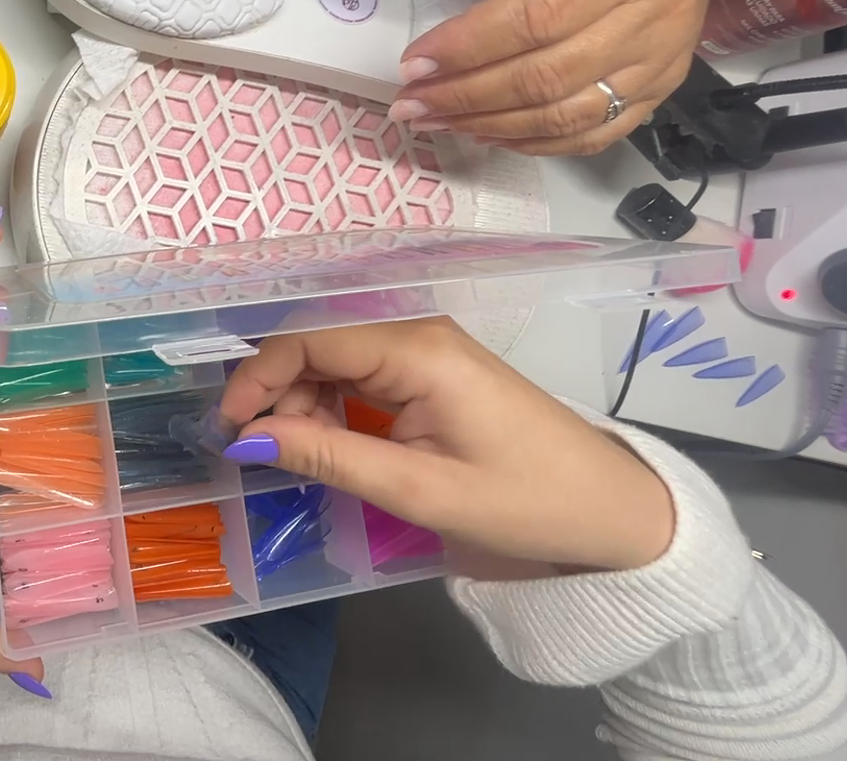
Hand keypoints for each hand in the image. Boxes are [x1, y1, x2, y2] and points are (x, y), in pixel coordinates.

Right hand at [217, 317, 673, 572]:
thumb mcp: (418, 490)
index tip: (229, 426)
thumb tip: (246, 438)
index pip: (308, 339)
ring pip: (329, 360)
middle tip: (267, 453)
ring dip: (303, 404)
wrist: (618, 514)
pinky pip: (356, 375)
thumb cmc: (527, 503)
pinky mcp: (425, 368)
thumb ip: (326, 456)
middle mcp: (412, 332)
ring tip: (306, 457)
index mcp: (414, 350)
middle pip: (314, 345)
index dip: (257, 376)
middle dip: (279, 395)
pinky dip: (331, 409)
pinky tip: (333, 445)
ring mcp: (420, 348)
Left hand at [390, 0, 740, 155]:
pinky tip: (484, 134)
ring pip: (562, 114)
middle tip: (407, 103)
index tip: (412, 64)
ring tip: (431, 121)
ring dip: (486, 125)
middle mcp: (651, 16)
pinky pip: (592, 133)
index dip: (466, 47)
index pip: (534, 17)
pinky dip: (533, 143)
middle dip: (463, 96)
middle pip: (543, 76)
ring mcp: (658, 59)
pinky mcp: (659, 87)